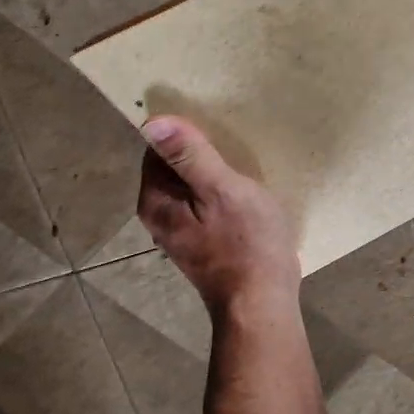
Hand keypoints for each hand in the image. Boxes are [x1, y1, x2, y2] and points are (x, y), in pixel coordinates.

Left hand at [138, 115, 299, 314]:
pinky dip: (224, 190)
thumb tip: (153, 122)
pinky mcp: (206, 242)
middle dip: (200, 150)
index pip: (156, 153)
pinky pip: (208, 204)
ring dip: (215, 171)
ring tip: (248, 155)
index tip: (216, 118)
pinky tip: (250, 188)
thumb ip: (191, 158)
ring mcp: (183, 232)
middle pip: (174, 171)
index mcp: (157, 202)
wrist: (260, 296)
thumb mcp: (223, 191)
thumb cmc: (245, 239)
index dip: (182, 132)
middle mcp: (160, 217)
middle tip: (237, 132)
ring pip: (193, 188)